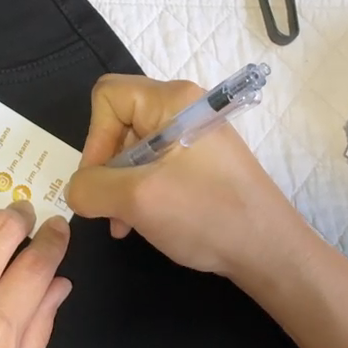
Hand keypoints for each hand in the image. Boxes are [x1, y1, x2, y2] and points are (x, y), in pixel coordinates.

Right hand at [64, 74, 307, 279]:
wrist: (271, 252)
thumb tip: (76, 189)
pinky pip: (154, 164)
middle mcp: (181, 107)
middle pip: (118, 122)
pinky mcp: (199, 160)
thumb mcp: (137, 200)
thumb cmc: (205, 214)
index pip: (107, 96)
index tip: (100, 180)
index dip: (94, 137)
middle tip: (111, 208)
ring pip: (133, 148)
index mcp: (170, 100)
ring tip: (125, 223)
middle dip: (107, 167)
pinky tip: (141, 222)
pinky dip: (140, 190)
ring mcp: (192, 134)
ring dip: (121, 185)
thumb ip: (92, 188)